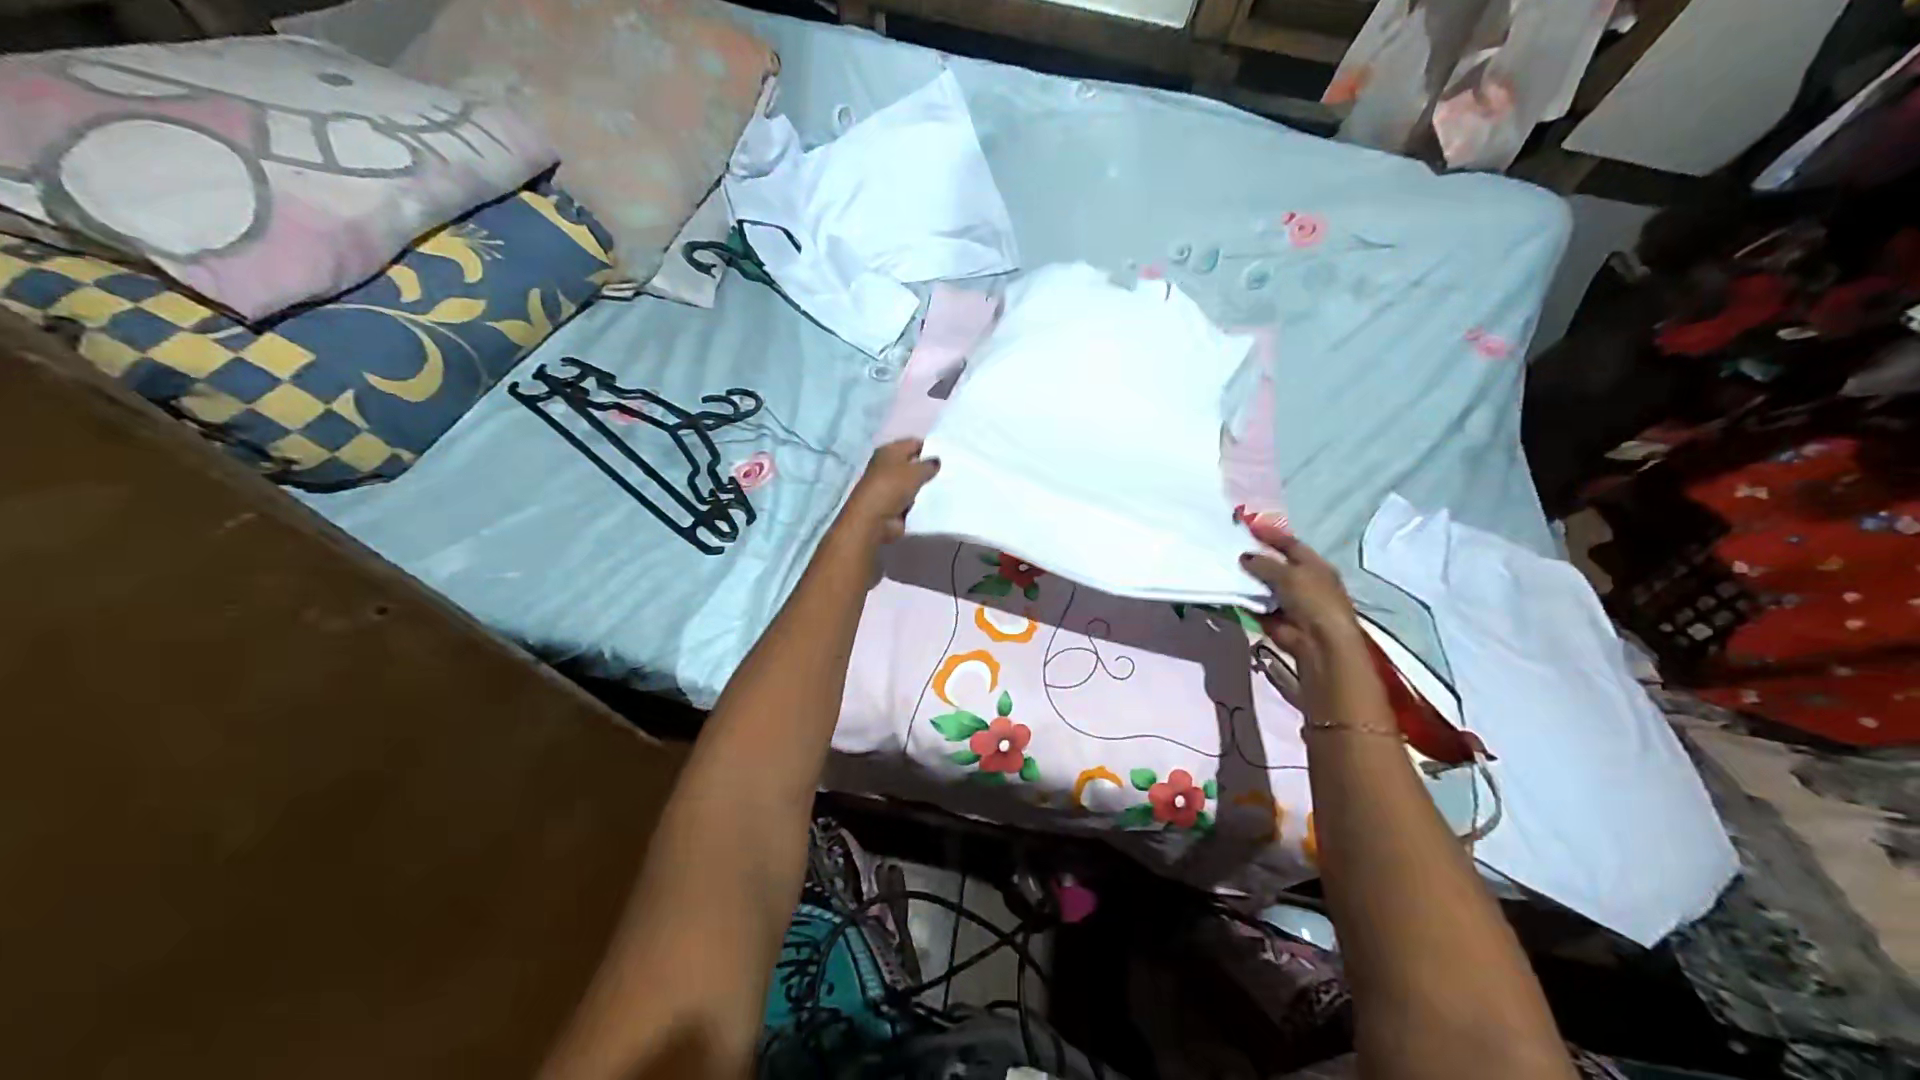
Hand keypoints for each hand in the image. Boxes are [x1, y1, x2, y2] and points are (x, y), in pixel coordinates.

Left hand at [829, 438, 939, 555]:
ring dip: (926, 486)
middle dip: (929, 468)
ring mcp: (890, 487)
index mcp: (889, 451)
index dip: (930, 447)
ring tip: (948, 486)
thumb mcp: (915, 471)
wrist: (873, 519)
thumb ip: (929, 465)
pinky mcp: (893, 504)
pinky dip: (921, 502)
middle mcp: (887, 466)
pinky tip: (937, 502)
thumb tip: (936, 462)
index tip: (948, 455)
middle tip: (950, 472)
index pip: (913, 443)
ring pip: (914, 483)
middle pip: (913, 464)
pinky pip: (913, 499)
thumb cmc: (892, 487)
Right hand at [1240, 524, 1369, 716]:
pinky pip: (1256, 604)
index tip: (1249, 526)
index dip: (1271, 534)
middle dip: (1255, 557)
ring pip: (1264, 585)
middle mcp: (1303, 581)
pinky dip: (1244, 599)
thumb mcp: (1289, 575)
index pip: (1291, 544)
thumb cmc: (1312, 600)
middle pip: (1275, 564)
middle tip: (1230, 547)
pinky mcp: (1275, 618)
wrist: (1318, 641)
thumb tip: (1244, 557)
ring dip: (1247, 579)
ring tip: (1224, 566)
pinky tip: (1228, 590)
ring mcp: (1289, 600)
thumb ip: (1264, 564)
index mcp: (1314, 565)